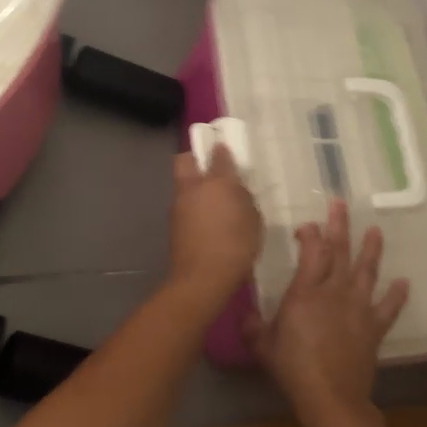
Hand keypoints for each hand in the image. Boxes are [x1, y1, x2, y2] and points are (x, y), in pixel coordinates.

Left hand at [168, 146, 261, 296]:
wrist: (203, 278)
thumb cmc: (236, 246)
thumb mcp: (253, 220)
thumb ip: (244, 199)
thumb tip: (237, 189)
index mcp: (218, 182)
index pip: (218, 154)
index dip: (222, 149)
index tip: (226, 148)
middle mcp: (193, 187)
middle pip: (185, 160)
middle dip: (194, 158)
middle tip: (210, 168)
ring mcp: (179, 205)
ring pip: (182, 184)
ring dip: (193, 185)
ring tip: (211, 200)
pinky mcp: (172, 223)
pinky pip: (183, 204)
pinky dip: (192, 206)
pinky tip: (206, 220)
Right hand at [244, 200, 408, 425]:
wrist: (330, 396)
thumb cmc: (293, 368)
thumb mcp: (263, 345)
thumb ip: (254, 327)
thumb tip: (244, 315)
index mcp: (305, 292)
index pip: (311, 251)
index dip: (310, 234)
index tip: (307, 227)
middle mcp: (334, 292)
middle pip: (339, 251)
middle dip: (340, 225)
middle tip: (340, 204)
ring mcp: (357, 308)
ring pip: (366, 271)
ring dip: (372, 249)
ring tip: (376, 231)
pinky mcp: (374, 328)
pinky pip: (388, 308)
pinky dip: (397, 295)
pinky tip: (404, 283)